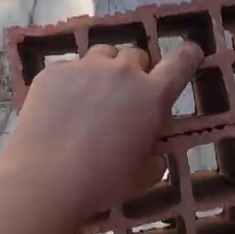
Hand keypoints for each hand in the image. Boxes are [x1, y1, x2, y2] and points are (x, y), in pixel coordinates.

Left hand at [0, 41, 203, 222]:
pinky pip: (70, 68)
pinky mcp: (54, 71)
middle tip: (124, 96)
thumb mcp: (141, 177)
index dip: (188, 54)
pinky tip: (61, 107)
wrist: (44, 178)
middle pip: (136, 54)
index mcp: (152, 96)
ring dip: (105, 69)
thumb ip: (154, 160)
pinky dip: (71, 82)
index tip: (190, 51)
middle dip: (135, 71)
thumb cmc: (102, 182)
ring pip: (103, 55)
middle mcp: (123, 72)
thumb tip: (153, 154)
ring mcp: (86, 67)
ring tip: (92, 96)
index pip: (180, 62)